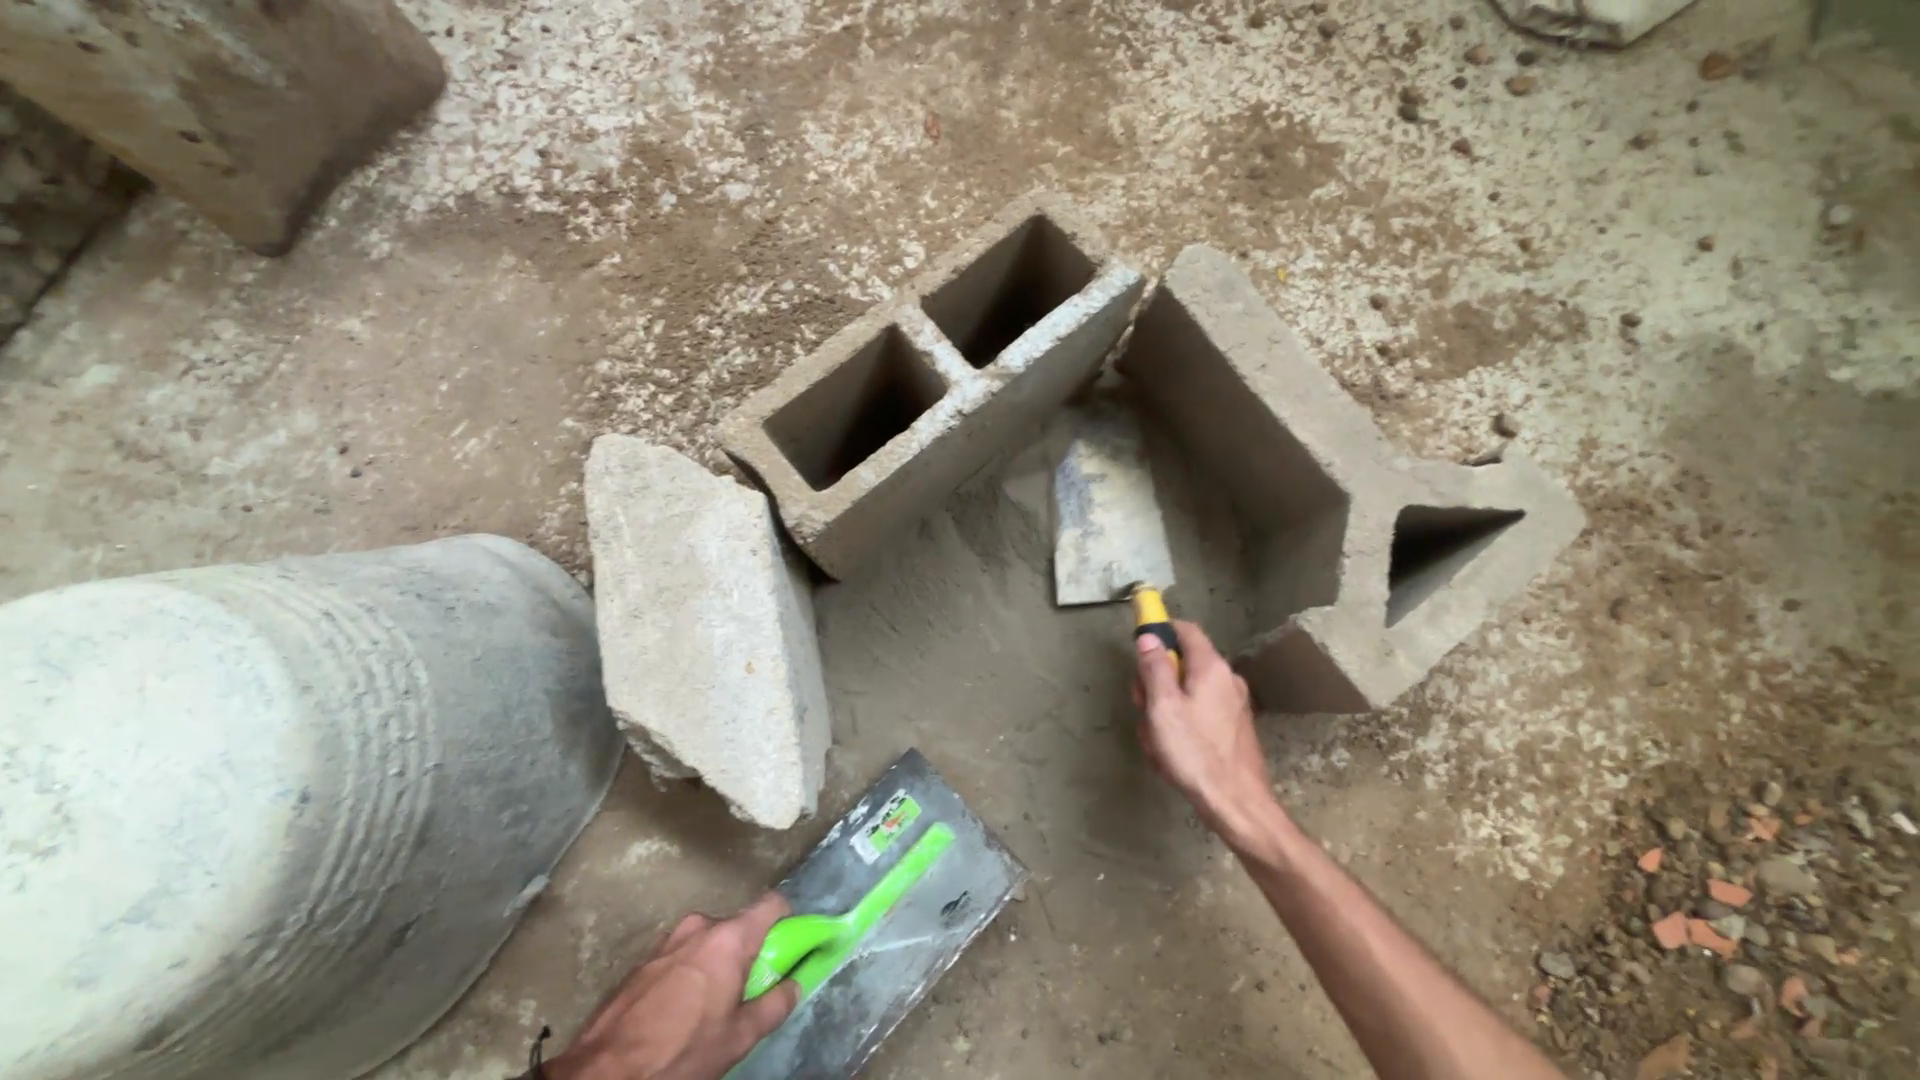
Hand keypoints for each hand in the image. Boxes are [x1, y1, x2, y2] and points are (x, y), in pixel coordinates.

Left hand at [545, 893, 796, 1079]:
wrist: (604, 1073)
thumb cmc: (681, 1051)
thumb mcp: (739, 1037)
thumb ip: (775, 1005)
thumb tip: (794, 985)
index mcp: (728, 938)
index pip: (772, 904)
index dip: (788, 922)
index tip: (790, 949)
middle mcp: (698, 926)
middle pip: (739, 926)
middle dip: (749, 952)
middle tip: (749, 991)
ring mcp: (667, 940)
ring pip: (708, 941)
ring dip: (718, 963)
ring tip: (711, 1006)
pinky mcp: (643, 959)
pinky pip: (682, 955)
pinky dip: (691, 972)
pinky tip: (682, 1009)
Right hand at [1134, 621, 1280, 847]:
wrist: (1235, 802)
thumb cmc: (1194, 752)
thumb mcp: (1162, 707)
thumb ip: (1154, 668)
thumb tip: (1149, 637)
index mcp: (1211, 667)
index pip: (1185, 630)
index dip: (1160, 631)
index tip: (1139, 648)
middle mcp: (1227, 679)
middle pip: (1183, 663)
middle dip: (1156, 681)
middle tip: (1142, 708)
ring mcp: (1233, 704)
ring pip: (1187, 692)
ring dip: (1164, 709)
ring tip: (1155, 740)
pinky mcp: (1233, 727)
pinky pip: (1198, 713)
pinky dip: (1180, 725)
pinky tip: (1171, 753)